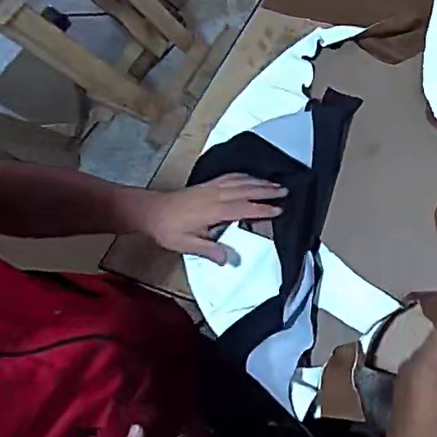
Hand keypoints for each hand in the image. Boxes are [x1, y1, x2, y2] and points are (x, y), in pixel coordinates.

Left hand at [128, 174, 284, 263]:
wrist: (150, 211)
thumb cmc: (167, 230)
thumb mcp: (185, 245)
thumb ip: (209, 251)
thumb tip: (228, 260)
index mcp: (213, 211)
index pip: (244, 208)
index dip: (263, 209)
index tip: (279, 210)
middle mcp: (216, 195)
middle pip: (247, 190)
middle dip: (267, 191)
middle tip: (286, 191)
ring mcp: (212, 187)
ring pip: (241, 181)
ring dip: (260, 182)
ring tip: (276, 184)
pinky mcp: (207, 184)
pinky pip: (230, 176)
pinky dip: (245, 175)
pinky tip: (252, 177)